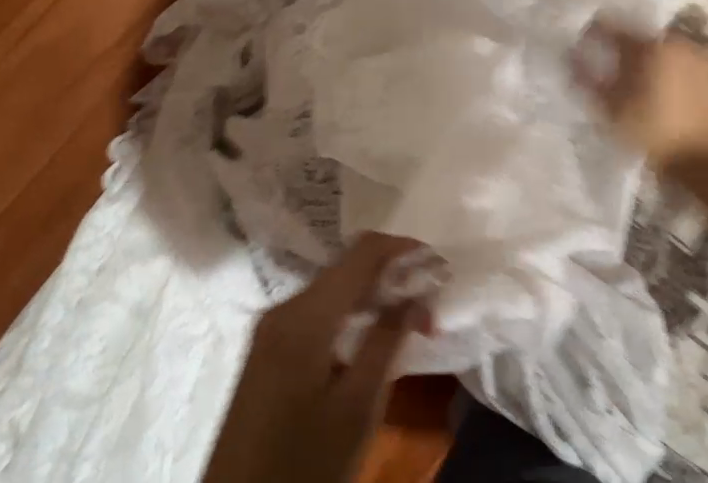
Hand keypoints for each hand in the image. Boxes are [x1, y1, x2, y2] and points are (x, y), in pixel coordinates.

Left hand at [210, 233, 432, 482]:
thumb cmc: (305, 459)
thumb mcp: (358, 405)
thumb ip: (388, 340)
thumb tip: (418, 293)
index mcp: (305, 315)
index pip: (363, 251)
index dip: (405, 248)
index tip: (441, 266)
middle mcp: (282, 308)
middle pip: (347, 268)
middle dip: (394, 278)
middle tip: (431, 307)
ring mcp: (270, 329)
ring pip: (333, 290)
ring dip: (374, 298)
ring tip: (411, 325)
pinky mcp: (267, 350)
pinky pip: (317, 312)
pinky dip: (351, 315)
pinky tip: (373, 338)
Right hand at [574, 25, 707, 165]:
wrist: (701, 156)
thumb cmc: (651, 131)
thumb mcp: (609, 109)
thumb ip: (585, 78)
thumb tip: (569, 56)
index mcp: (647, 45)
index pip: (609, 25)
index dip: (590, 34)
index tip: (579, 46)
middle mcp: (672, 40)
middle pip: (635, 35)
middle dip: (617, 48)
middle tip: (604, 67)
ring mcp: (693, 54)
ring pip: (656, 47)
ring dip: (641, 58)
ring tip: (629, 80)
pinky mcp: (707, 71)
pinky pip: (675, 60)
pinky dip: (661, 67)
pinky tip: (654, 88)